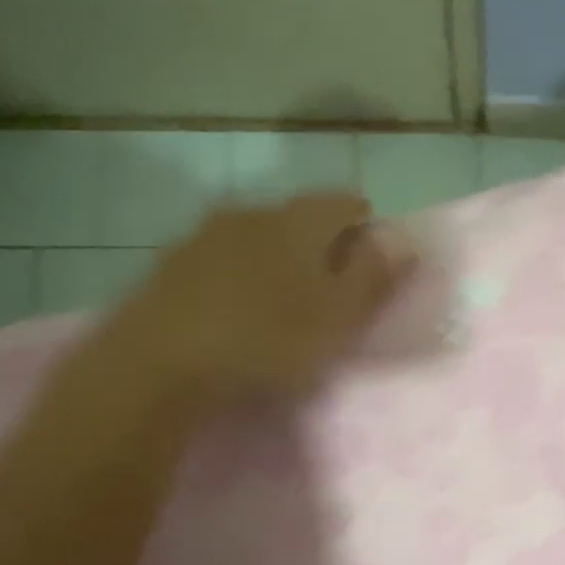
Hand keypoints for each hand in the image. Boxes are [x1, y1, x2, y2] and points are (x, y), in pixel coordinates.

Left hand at [94, 192, 415, 405]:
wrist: (160, 361)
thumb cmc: (266, 340)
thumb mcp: (337, 317)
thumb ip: (374, 276)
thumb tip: (405, 237)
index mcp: (300, 219)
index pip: (346, 203)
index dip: (367, 231)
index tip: (371, 272)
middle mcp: (253, 211)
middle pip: (301, 218)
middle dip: (321, 248)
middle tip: (331, 295)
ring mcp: (206, 234)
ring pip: (259, 237)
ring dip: (277, 263)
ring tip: (284, 307)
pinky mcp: (172, 264)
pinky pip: (223, 261)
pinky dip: (240, 279)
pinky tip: (238, 313)